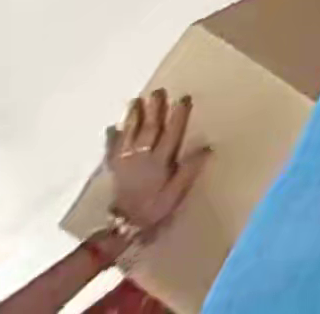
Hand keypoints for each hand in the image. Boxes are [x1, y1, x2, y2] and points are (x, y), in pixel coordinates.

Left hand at [105, 89, 209, 238]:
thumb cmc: (155, 208)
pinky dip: (112, 138)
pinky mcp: (114, 169)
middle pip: (150, 129)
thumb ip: (190, 169)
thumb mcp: (177, 192)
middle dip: (154, 110)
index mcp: (161, 161)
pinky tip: (112, 127)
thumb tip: (207, 146)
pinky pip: (112, 150)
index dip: (178, 115)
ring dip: (133, 118)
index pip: (172, 133)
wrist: (123, 227)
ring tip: (135, 101)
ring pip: (130, 135)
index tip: (183, 97)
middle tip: (158, 91)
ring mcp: (126, 162)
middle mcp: (143, 158)